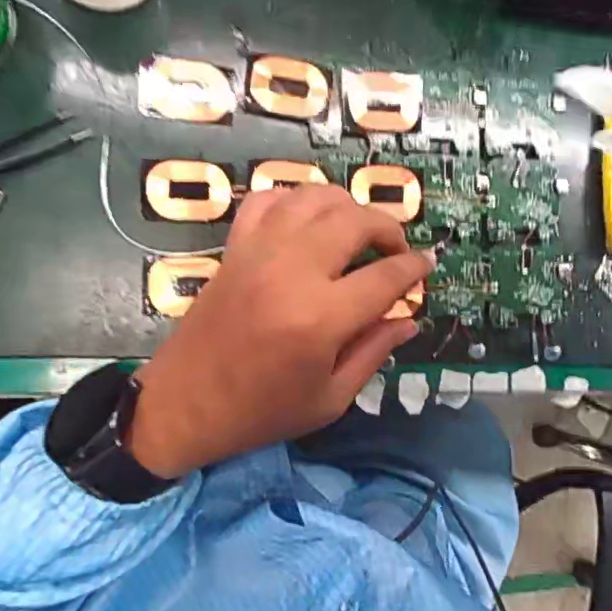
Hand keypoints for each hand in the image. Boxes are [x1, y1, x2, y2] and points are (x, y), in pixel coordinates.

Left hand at [127, 185, 433, 476]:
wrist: (185, 404)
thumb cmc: (259, 412)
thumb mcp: (329, 400)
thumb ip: (373, 352)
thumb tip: (408, 320)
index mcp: (321, 317)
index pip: (386, 276)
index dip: (415, 269)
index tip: (426, 267)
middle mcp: (292, 271)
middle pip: (355, 221)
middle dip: (388, 230)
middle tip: (395, 253)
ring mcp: (258, 253)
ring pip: (313, 198)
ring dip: (345, 208)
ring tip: (356, 233)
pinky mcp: (234, 250)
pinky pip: (266, 201)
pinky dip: (292, 201)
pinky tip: (304, 223)